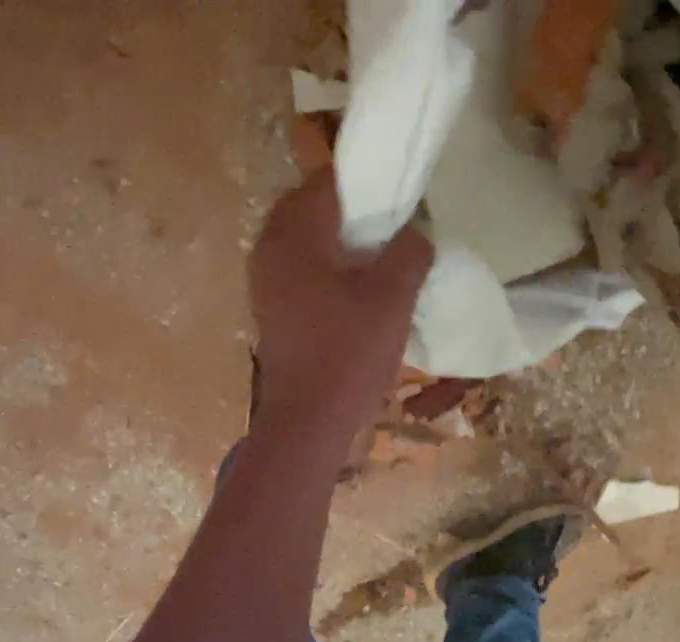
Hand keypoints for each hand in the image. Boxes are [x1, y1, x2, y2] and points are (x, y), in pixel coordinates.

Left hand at [249, 170, 432, 438]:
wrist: (307, 424)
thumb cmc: (348, 354)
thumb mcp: (393, 297)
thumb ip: (409, 251)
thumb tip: (415, 233)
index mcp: (293, 234)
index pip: (329, 181)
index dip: (368, 180)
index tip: (402, 194)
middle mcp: (269, 250)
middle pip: (311, 210)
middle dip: (351, 213)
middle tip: (392, 228)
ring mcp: (264, 285)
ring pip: (305, 244)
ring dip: (339, 244)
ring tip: (379, 261)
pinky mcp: (271, 314)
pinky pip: (300, 274)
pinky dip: (327, 273)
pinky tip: (357, 294)